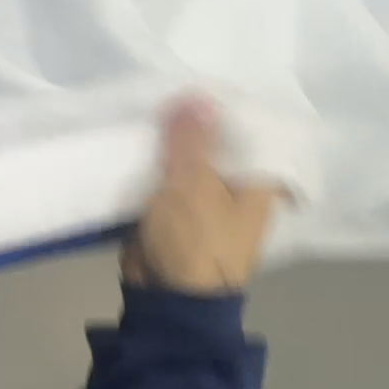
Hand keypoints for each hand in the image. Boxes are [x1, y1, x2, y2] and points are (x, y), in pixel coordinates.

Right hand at [121, 98, 281, 293]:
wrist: (170, 296)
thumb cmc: (194, 240)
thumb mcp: (192, 184)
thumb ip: (190, 141)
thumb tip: (196, 95)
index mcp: (260, 177)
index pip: (241, 129)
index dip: (211, 109)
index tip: (178, 91)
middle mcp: (239, 187)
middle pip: (210, 146)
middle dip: (180, 131)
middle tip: (149, 104)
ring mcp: (206, 204)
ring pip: (182, 167)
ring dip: (160, 153)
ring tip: (133, 125)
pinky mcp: (175, 218)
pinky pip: (162, 187)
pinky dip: (148, 175)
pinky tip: (128, 158)